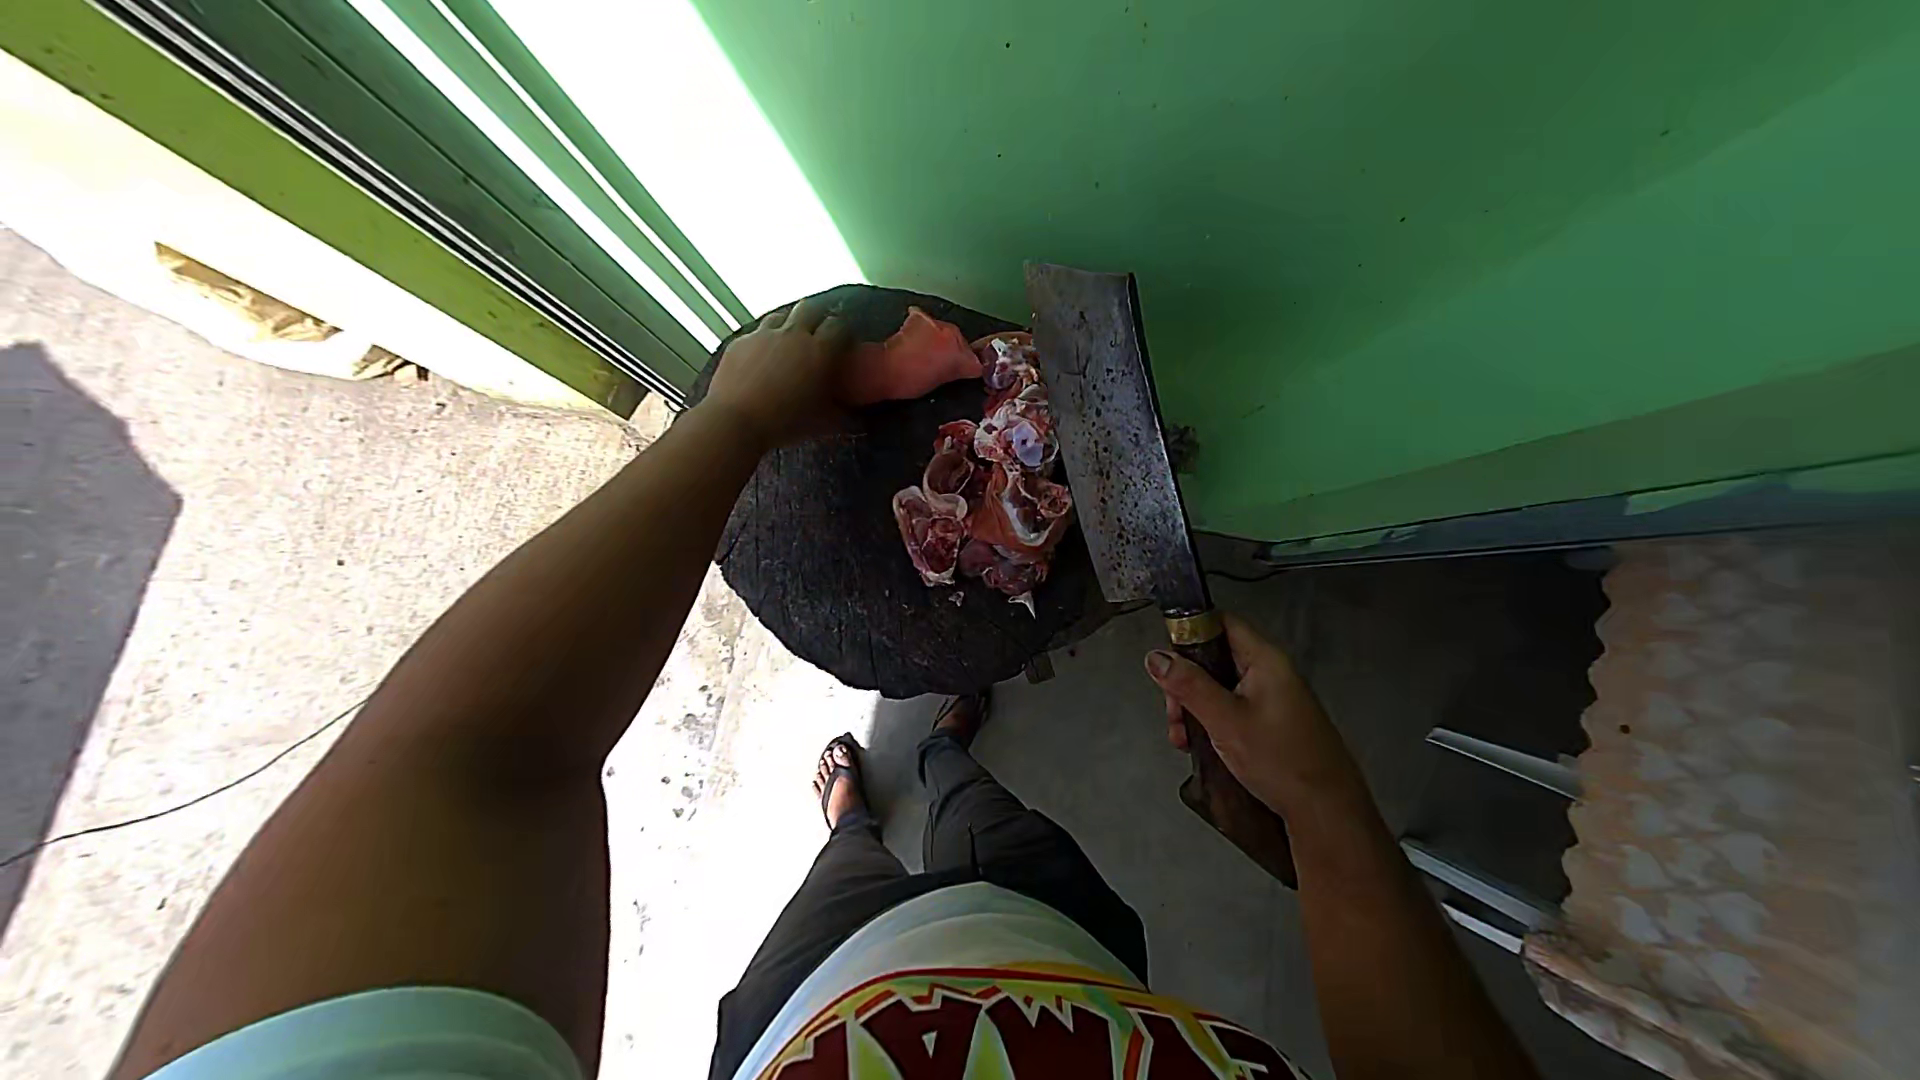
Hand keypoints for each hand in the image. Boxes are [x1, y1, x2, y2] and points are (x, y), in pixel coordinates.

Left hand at [701, 295, 851, 450]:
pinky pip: (756, 333)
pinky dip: (764, 340)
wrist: (735, 422)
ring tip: (791, 340)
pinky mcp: (740, 342)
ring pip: (781, 315)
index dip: (844, 331)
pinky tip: (763, 356)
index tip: (845, 342)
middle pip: (811, 308)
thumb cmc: (784, 424)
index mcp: (820, 351)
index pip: (840, 326)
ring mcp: (763, 335)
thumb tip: (854, 416)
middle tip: (819, 331)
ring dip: (790, 323)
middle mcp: (793, 335)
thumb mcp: (823, 424)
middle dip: (817, 316)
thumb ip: (842, 415)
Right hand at [1144, 613, 1361, 813]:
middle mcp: (1270, 674)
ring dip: (1193, 706)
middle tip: (1172, 710)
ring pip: (1218, 687)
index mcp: (1265, 661)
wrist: (1327, 814)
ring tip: (1183, 736)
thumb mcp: (1225, 720)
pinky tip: (1199, 745)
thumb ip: (1188, 685)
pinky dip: (1209, 722)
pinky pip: (1230, 709)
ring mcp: (1271, 700)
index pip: (1222, 623)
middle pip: (1214, 658)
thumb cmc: (1281, 761)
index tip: (1167, 656)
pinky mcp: (1270, 723)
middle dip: (1185, 681)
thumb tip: (1156, 657)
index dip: (1191, 630)